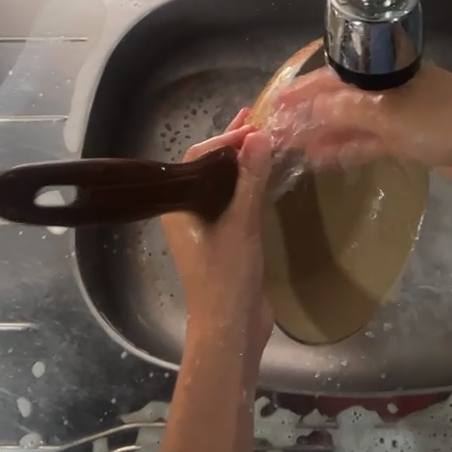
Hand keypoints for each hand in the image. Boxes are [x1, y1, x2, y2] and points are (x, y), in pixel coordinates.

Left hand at [160, 108, 274, 355]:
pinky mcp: (228, 239)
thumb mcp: (242, 224)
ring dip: (243, 161)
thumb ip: (250, 180)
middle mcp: (190, 212)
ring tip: (266, 138)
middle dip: (233, 144)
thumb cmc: (226, 276)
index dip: (225, 139)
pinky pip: (237, 201)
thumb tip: (259, 136)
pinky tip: (269, 174)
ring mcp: (209, 227)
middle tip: (259, 121)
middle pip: (209, 167)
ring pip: (224, 184)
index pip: (199, 158)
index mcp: (181, 207)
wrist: (232, 330)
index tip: (254, 128)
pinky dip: (251, 183)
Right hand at [262, 64, 451, 186]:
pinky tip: (323, 159)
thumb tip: (311, 106)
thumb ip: (350, 110)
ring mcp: (400, 116)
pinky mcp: (410, 141)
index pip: (336, 75)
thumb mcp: (393, 115)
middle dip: (310, 112)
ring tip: (293, 148)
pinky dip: (346, 149)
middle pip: (342, 98)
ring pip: (353, 123)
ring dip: (324, 134)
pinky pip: (369, 143)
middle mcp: (390, 89)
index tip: (277, 100)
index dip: (305, 88)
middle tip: (278, 129)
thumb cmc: (447, 122)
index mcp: (387, 71)